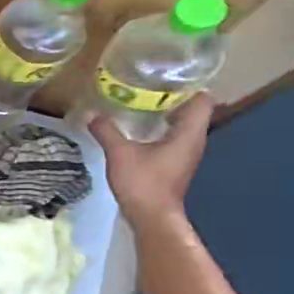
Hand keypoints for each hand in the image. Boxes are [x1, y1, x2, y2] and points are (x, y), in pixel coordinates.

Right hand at [90, 93, 214, 229]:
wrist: (152, 217)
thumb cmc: (143, 183)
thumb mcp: (120, 153)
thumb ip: (107, 131)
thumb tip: (91, 113)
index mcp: (189, 133)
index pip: (202, 99)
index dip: (188, 86)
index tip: (166, 76)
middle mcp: (194, 139)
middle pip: (192, 109)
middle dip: (173, 96)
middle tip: (148, 85)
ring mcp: (187, 152)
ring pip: (183, 123)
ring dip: (167, 113)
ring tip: (141, 102)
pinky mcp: (176, 162)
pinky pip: (175, 136)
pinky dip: (162, 128)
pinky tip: (140, 127)